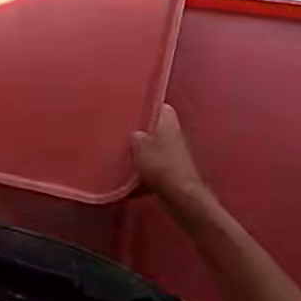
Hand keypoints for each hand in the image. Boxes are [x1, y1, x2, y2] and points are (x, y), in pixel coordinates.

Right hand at [131, 105, 222, 228]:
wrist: (179, 194)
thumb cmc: (159, 164)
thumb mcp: (138, 144)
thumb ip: (133, 136)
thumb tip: (134, 135)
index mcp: (168, 122)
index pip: (159, 106)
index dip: (146, 106)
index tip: (131, 110)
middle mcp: (173, 135)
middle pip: (154, 129)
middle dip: (139, 134)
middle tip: (121, 135)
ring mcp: (174, 154)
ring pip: (153, 150)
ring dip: (140, 155)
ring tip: (121, 158)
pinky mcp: (172, 172)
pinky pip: (153, 169)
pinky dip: (143, 175)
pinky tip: (128, 183)